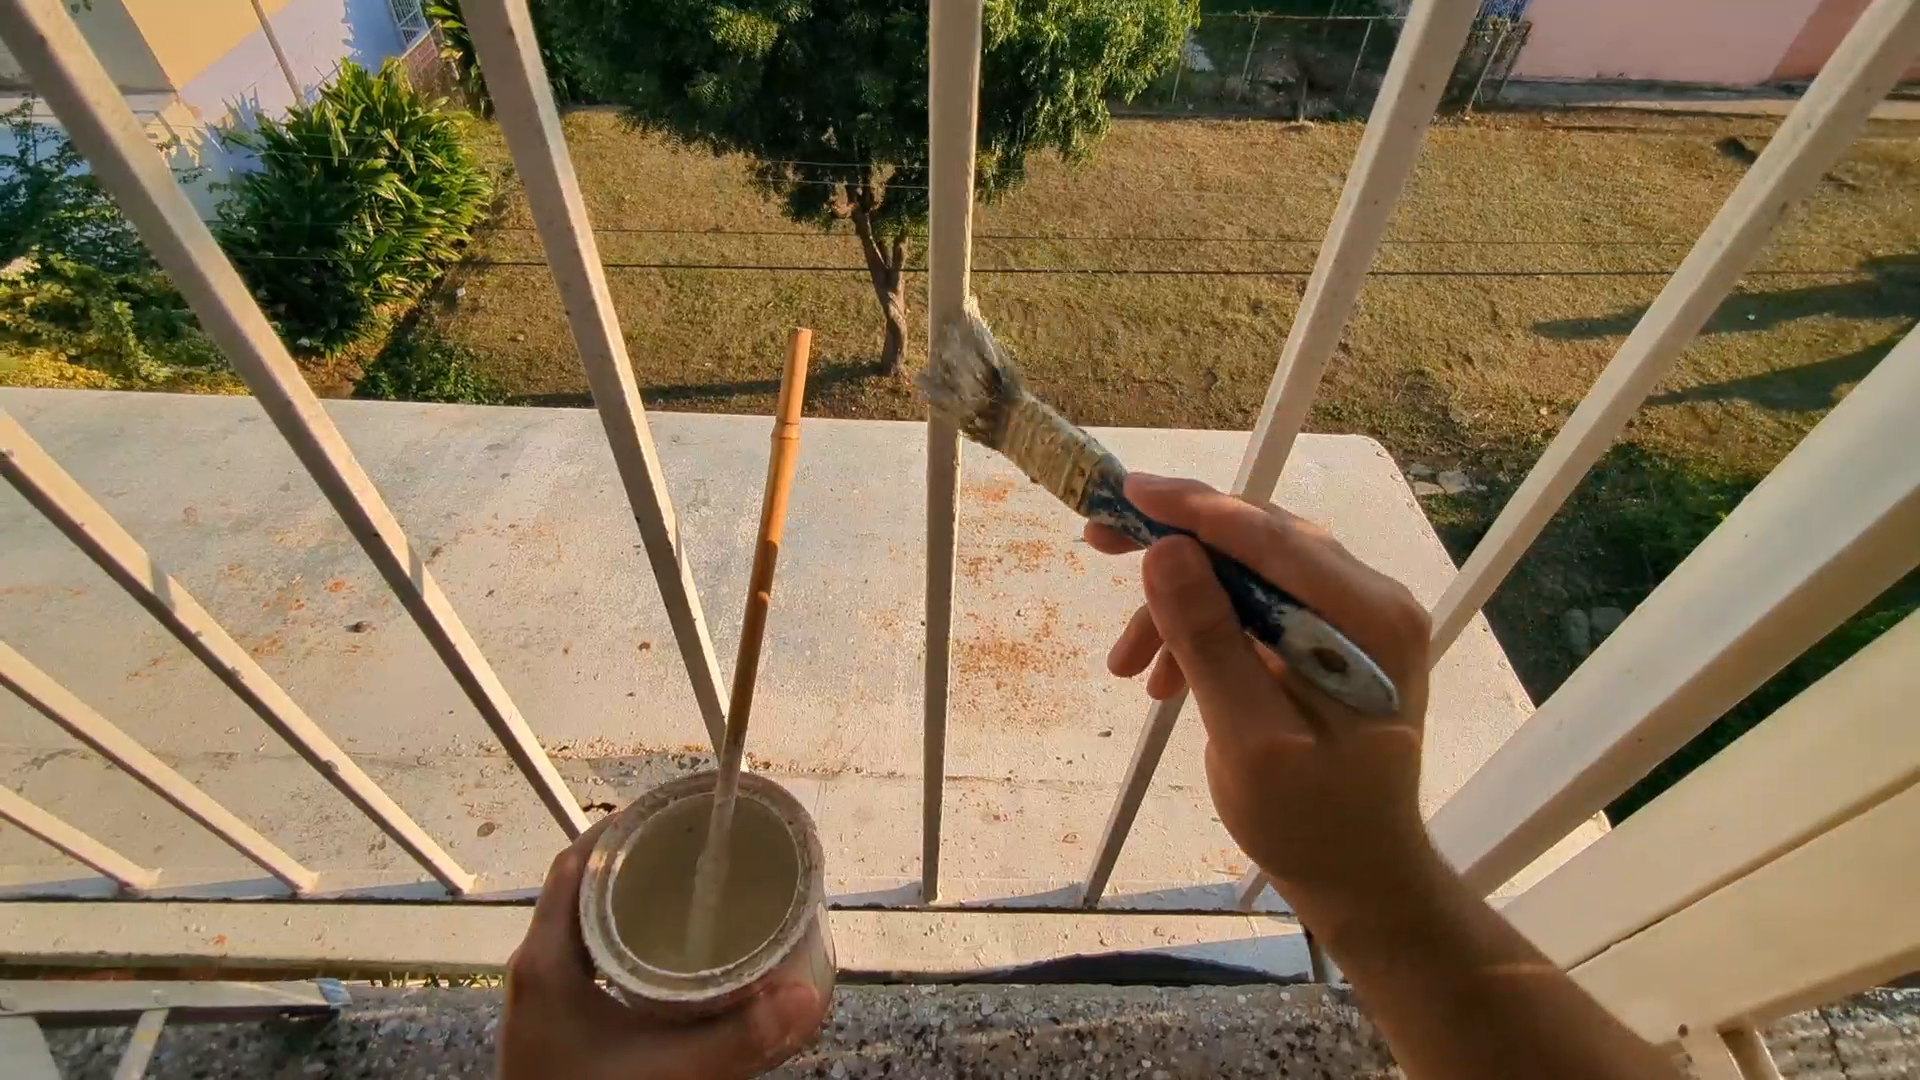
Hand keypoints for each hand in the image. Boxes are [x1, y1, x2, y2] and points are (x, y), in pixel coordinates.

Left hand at [498, 818, 827, 1079]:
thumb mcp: (664, 1073)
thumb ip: (735, 1039)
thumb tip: (808, 996)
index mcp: (548, 959)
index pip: (578, 862)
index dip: (623, 826)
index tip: (676, 811)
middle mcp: (540, 964)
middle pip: (588, 880)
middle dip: (642, 854)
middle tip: (702, 842)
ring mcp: (547, 991)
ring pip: (590, 914)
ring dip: (634, 889)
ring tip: (695, 878)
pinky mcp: (560, 1015)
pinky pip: (593, 946)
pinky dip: (628, 926)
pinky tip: (671, 940)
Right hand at [1089, 474, 1439, 924]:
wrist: (1353, 870)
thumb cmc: (1308, 818)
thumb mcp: (1248, 736)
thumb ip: (1207, 639)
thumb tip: (1163, 549)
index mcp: (1368, 618)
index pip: (1271, 537)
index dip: (1193, 507)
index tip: (1126, 490)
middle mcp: (1364, 599)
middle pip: (1251, 542)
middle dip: (1172, 549)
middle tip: (1099, 543)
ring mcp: (1340, 616)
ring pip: (1238, 574)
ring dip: (1174, 608)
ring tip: (1126, 664)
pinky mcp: (1313, 635)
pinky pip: (1242, 607)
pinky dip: (1194, 632)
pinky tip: (1160, 678)